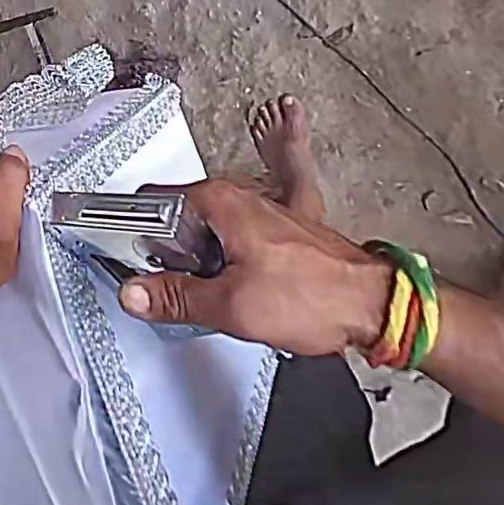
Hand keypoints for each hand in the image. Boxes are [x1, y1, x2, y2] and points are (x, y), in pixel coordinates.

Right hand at [117, 179, 392, 355]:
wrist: (377, 306)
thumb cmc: (317, 295)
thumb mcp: (231, 305)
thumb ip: (174, 297)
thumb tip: (134, 293)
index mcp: (217, 201)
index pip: (149, 202)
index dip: (132, 232)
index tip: (127, 256)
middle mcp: (235, 198)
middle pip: (171, 219)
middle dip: (165, 253)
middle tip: (170, 286)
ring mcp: (252, 213)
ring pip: (197, 232)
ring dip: (191, 261)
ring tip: (206, 293)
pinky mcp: (266, 232)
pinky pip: (221, 242)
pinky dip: (214, 264)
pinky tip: (228, 291)